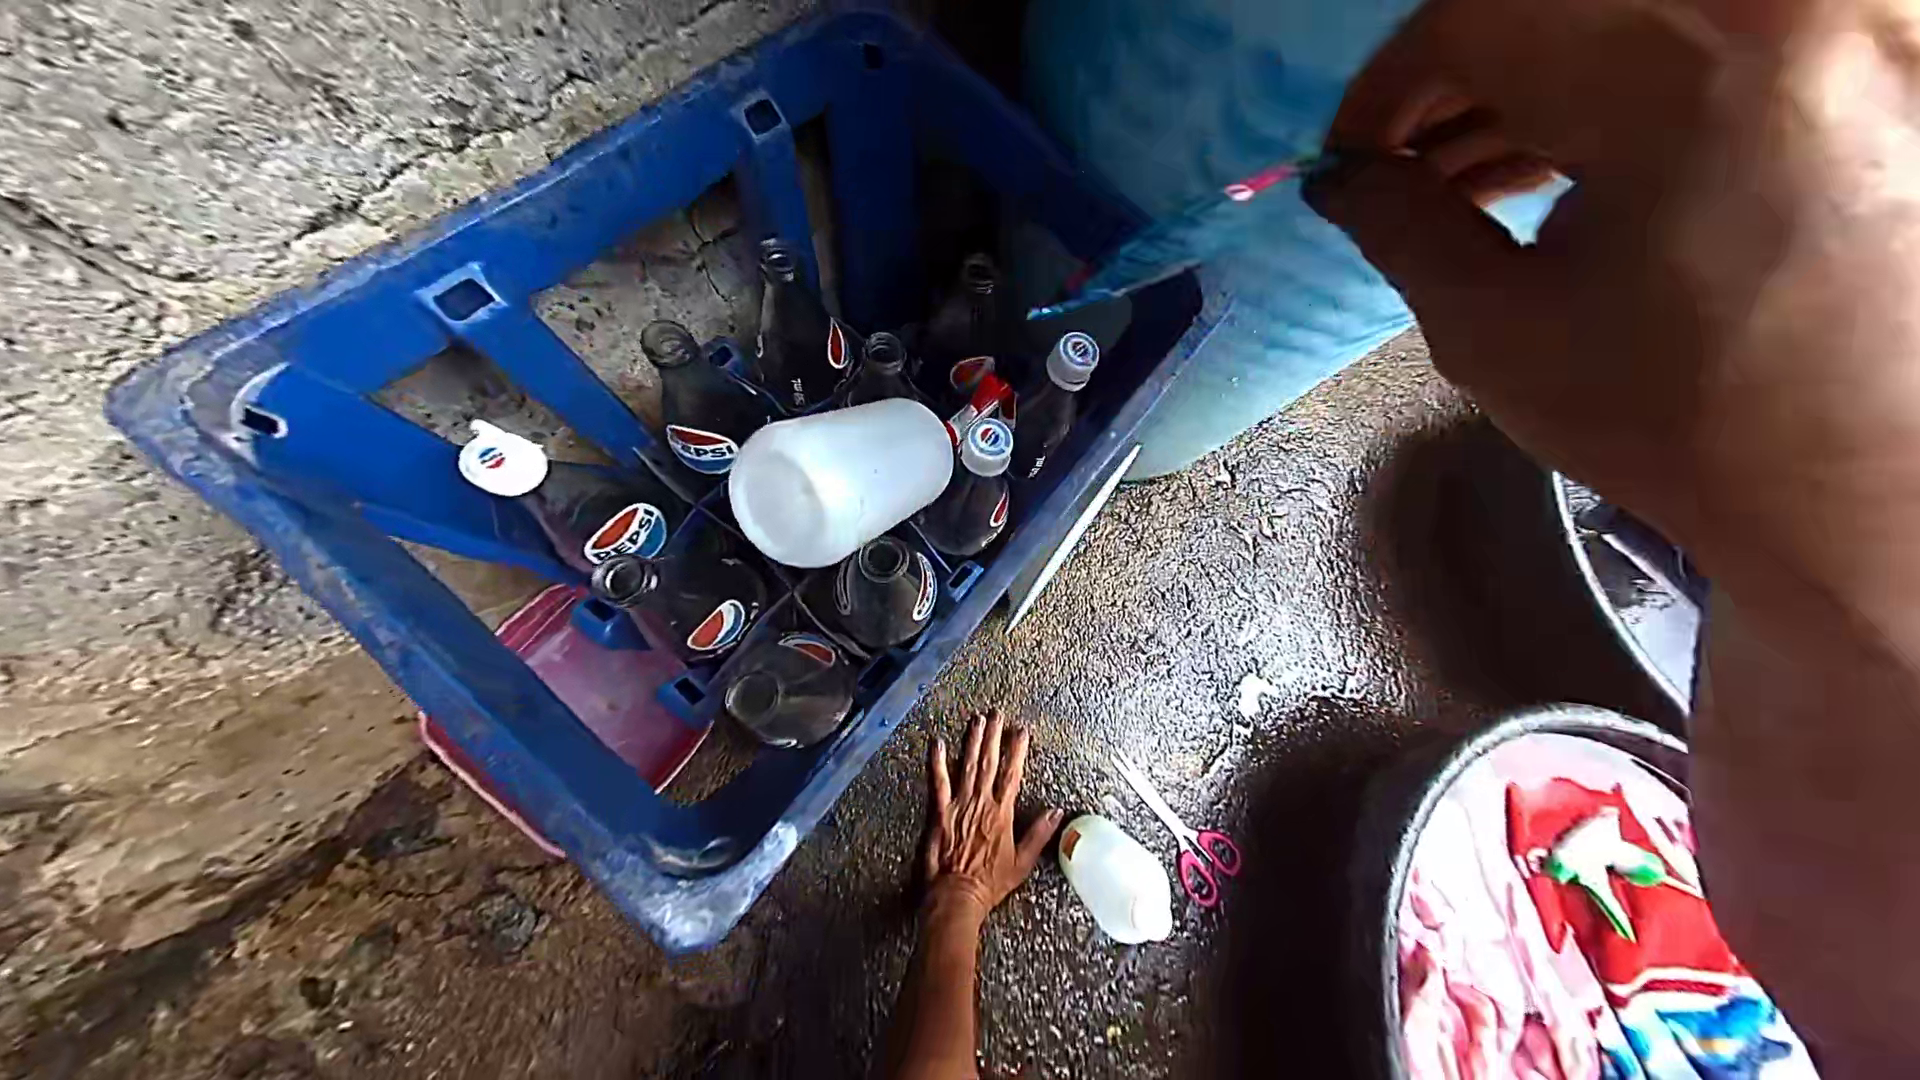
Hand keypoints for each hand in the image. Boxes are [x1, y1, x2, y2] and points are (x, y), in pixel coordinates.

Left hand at [922, 711, 1064, 923]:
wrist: (957, 896)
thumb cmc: (990, 883)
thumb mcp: (1022, 863)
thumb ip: (1039, 834)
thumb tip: (1057, 812)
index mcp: (1002, 813)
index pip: (1012, 774)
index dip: (1017, 750)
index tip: (1021, 730)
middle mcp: (981, 803)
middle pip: (989, 762)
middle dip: (993, 735)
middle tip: (996, 713)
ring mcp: (959, 805)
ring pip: (967, 765)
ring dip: (972, 740)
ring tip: (976, 719)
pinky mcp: (939, 812)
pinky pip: (937, 782)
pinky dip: (937, 761)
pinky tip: (936, 743)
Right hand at [1310, 2, 1919, 1065]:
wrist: (1907, 523)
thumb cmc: (1680, 454)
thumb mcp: (1495, 345)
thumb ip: (1409, 238)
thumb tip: (1330, 188)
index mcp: (1681, 97)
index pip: (1470, 21)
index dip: (1376, 79)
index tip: (1323, 150)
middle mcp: (1779, 41)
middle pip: (1538, 12)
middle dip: (1434, 75)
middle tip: (1368, 154)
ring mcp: (1828, 72)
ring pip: (1614, 35)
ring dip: (1512, 91)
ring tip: (1446, 169)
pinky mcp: (1843, 113)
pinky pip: (1674, 71)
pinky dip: (1585, 105)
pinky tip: (1532, 172)